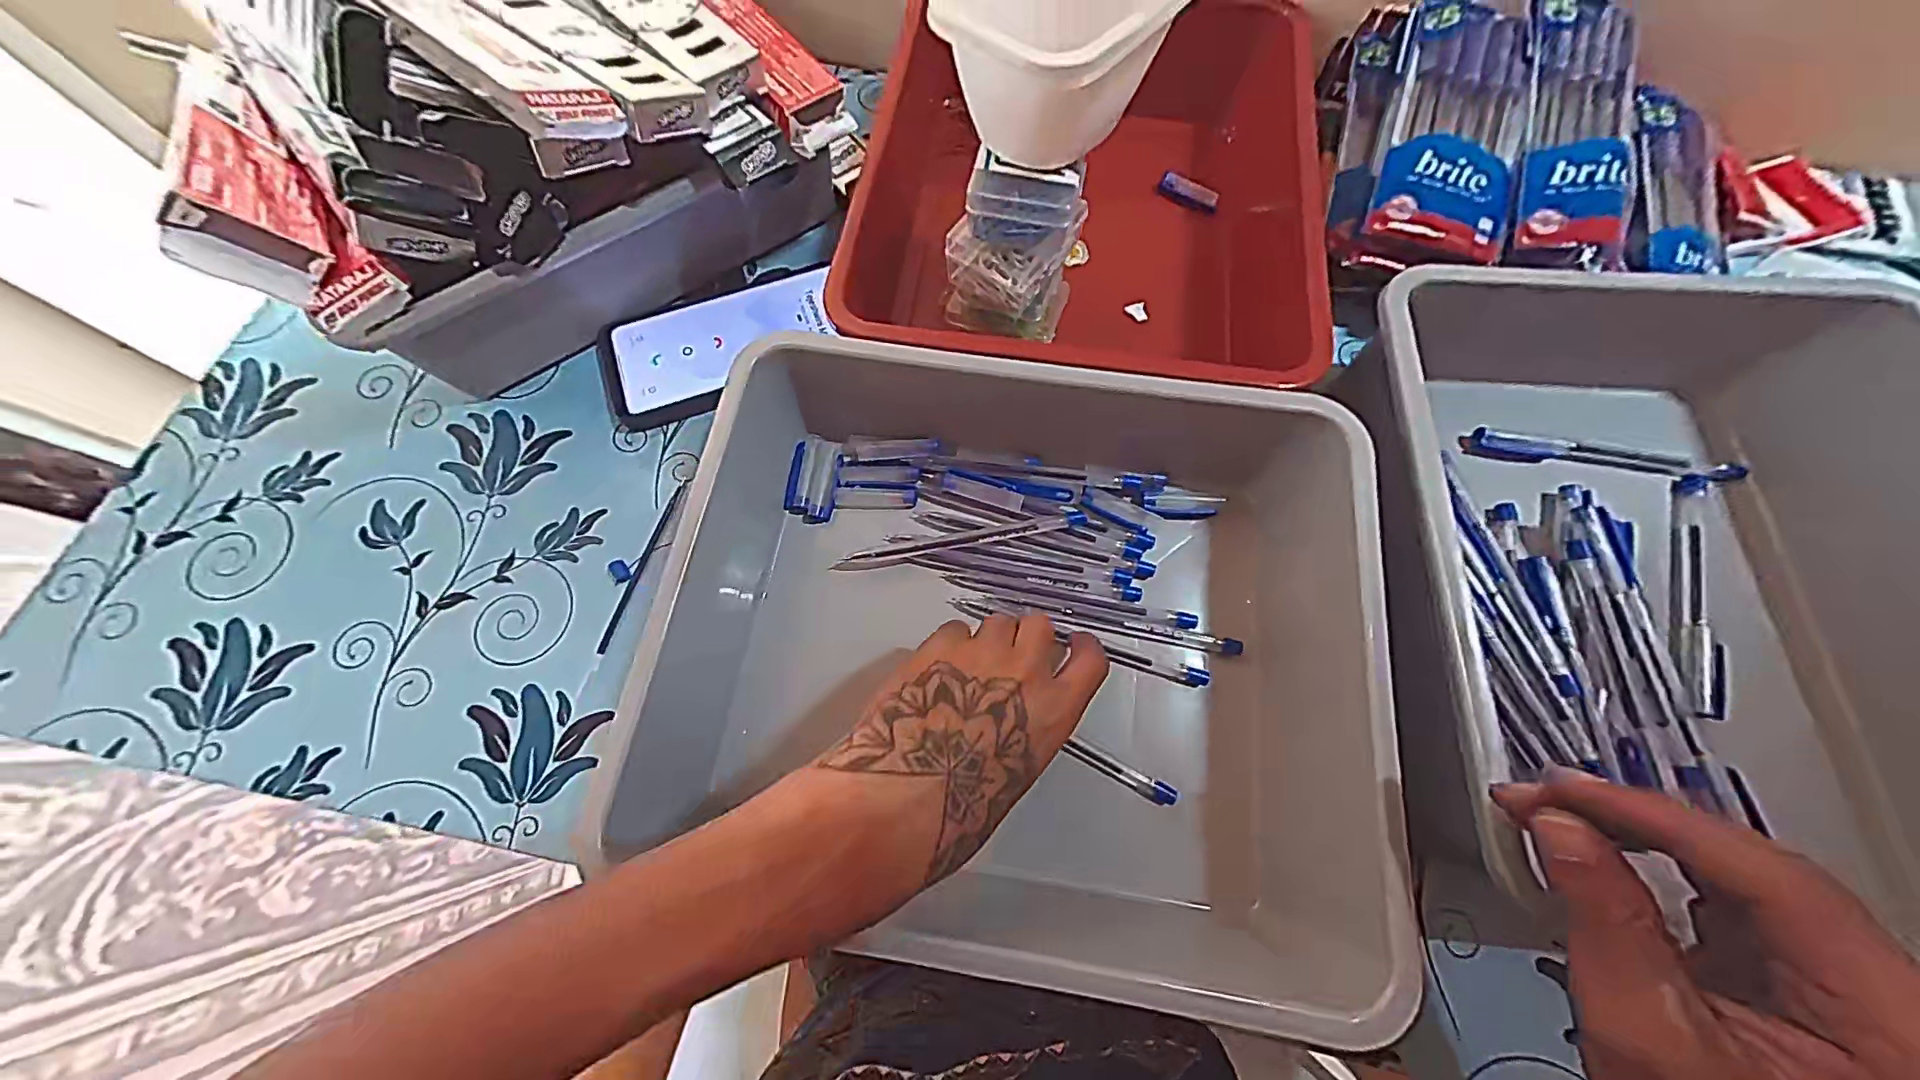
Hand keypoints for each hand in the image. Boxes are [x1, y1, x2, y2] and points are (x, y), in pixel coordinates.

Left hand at [790, 615, 1106, 911]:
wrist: (905, 794)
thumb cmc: (958, 801)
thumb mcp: (1020, 769)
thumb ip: (1031, 728)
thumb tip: (1019, 718)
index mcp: (1053, 710)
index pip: (1088, 660)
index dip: (1083, 647)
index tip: (1078, 642)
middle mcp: (1023, 673)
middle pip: (1039, 625)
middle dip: (1027, 635)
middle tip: (1011, 653)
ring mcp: (981, 653)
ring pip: (997, 620)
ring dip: (990, 637)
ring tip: (970, 665)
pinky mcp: (940, 646)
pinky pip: (954, 628)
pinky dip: (951, 641)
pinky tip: (939, 668)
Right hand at [1493, 767, 1919, 1079]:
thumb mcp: (1644, 1031)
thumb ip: (1604, 923)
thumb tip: (1559, 828)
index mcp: (1885, 1012)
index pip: (1764, 872)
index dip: (1653, 816)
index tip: (1565, 789)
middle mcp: (1879, 990)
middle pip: (1747, 865)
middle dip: (1631, 820)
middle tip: (1542, 797)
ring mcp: (1835, 982)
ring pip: (1729, 875)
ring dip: (1632, 837)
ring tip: (1554, 816)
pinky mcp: (1789, 981)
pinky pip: (1718, 900)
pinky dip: (1647, 869)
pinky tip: (1596, 854)